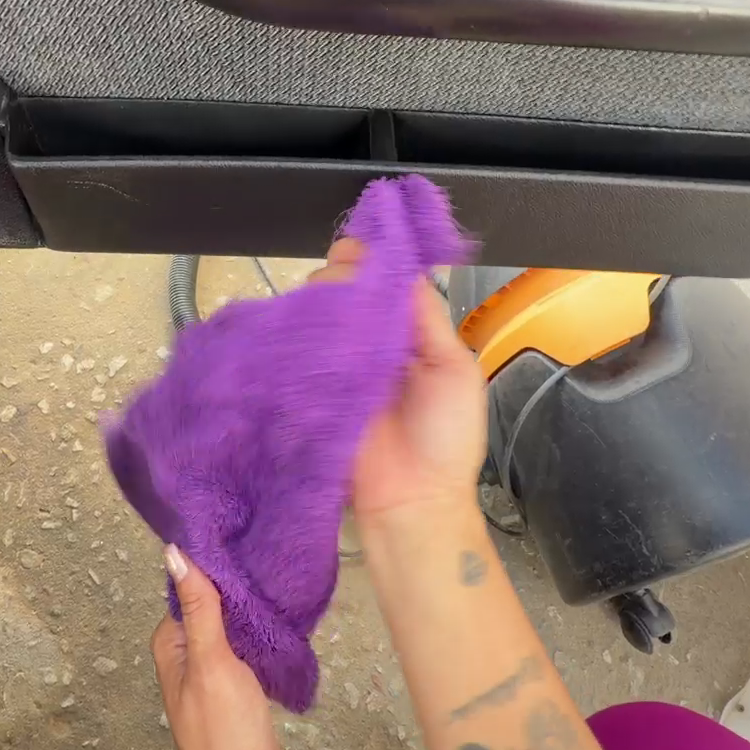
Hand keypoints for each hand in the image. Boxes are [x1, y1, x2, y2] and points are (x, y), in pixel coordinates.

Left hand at [152, 545, 285, 749]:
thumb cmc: (224, 733)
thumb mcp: (212, 663)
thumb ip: (198, 608)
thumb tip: (175, 552)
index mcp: (171, 640)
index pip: (188, 583)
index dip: (213, 559)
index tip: (239, 533)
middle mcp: (187, 648)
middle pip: (210, 598)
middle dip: (234, 579)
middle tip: (263, 550)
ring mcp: (212, 663)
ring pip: (231, 617)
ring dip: (249, 601)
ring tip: (273, 572)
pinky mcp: (236, 676)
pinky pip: (245, 637)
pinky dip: (259, 624)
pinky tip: (276, 609)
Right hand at [309, 239, 487, 521]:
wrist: (414, 501)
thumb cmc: (445, 437)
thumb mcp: (454, 369)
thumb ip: (427, 317)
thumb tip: (398, 270)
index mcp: (407, 336)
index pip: (382, 286)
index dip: (368, 262)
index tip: (355, 248)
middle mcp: (369, 345)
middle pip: (345, 294)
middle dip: (338, 276)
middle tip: (336, 278)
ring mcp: (336, 367)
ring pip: (318, 316)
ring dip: (317, 300)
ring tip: (320, 303)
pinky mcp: (309, 389)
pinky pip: (297, 352)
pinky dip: (295, 333)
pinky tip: (298, 324)